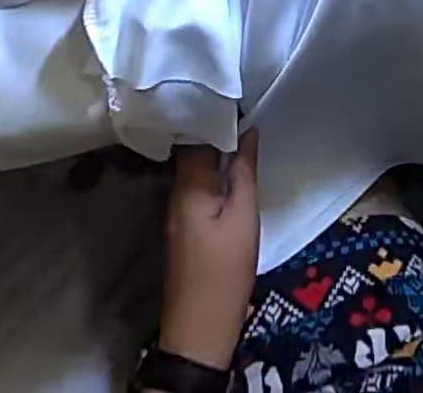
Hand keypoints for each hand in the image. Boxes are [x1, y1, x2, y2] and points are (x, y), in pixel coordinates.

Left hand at [159, 129, 260, 369]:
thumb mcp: (245, 213)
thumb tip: (248, 130)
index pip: (194, 139)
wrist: (202, 326)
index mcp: (187, 188)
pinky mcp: (184, 224)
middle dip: (213, 128)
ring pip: (193, 167)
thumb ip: (245, 170)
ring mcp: (176, 211)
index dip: (214, 115)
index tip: (238, 95)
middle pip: (190, 151)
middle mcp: (174, 195)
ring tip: (242, 127)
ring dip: (213, 148)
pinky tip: (231, 162)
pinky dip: (212, 167)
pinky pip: (196, 183)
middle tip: (243, 106)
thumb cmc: (226, 267)